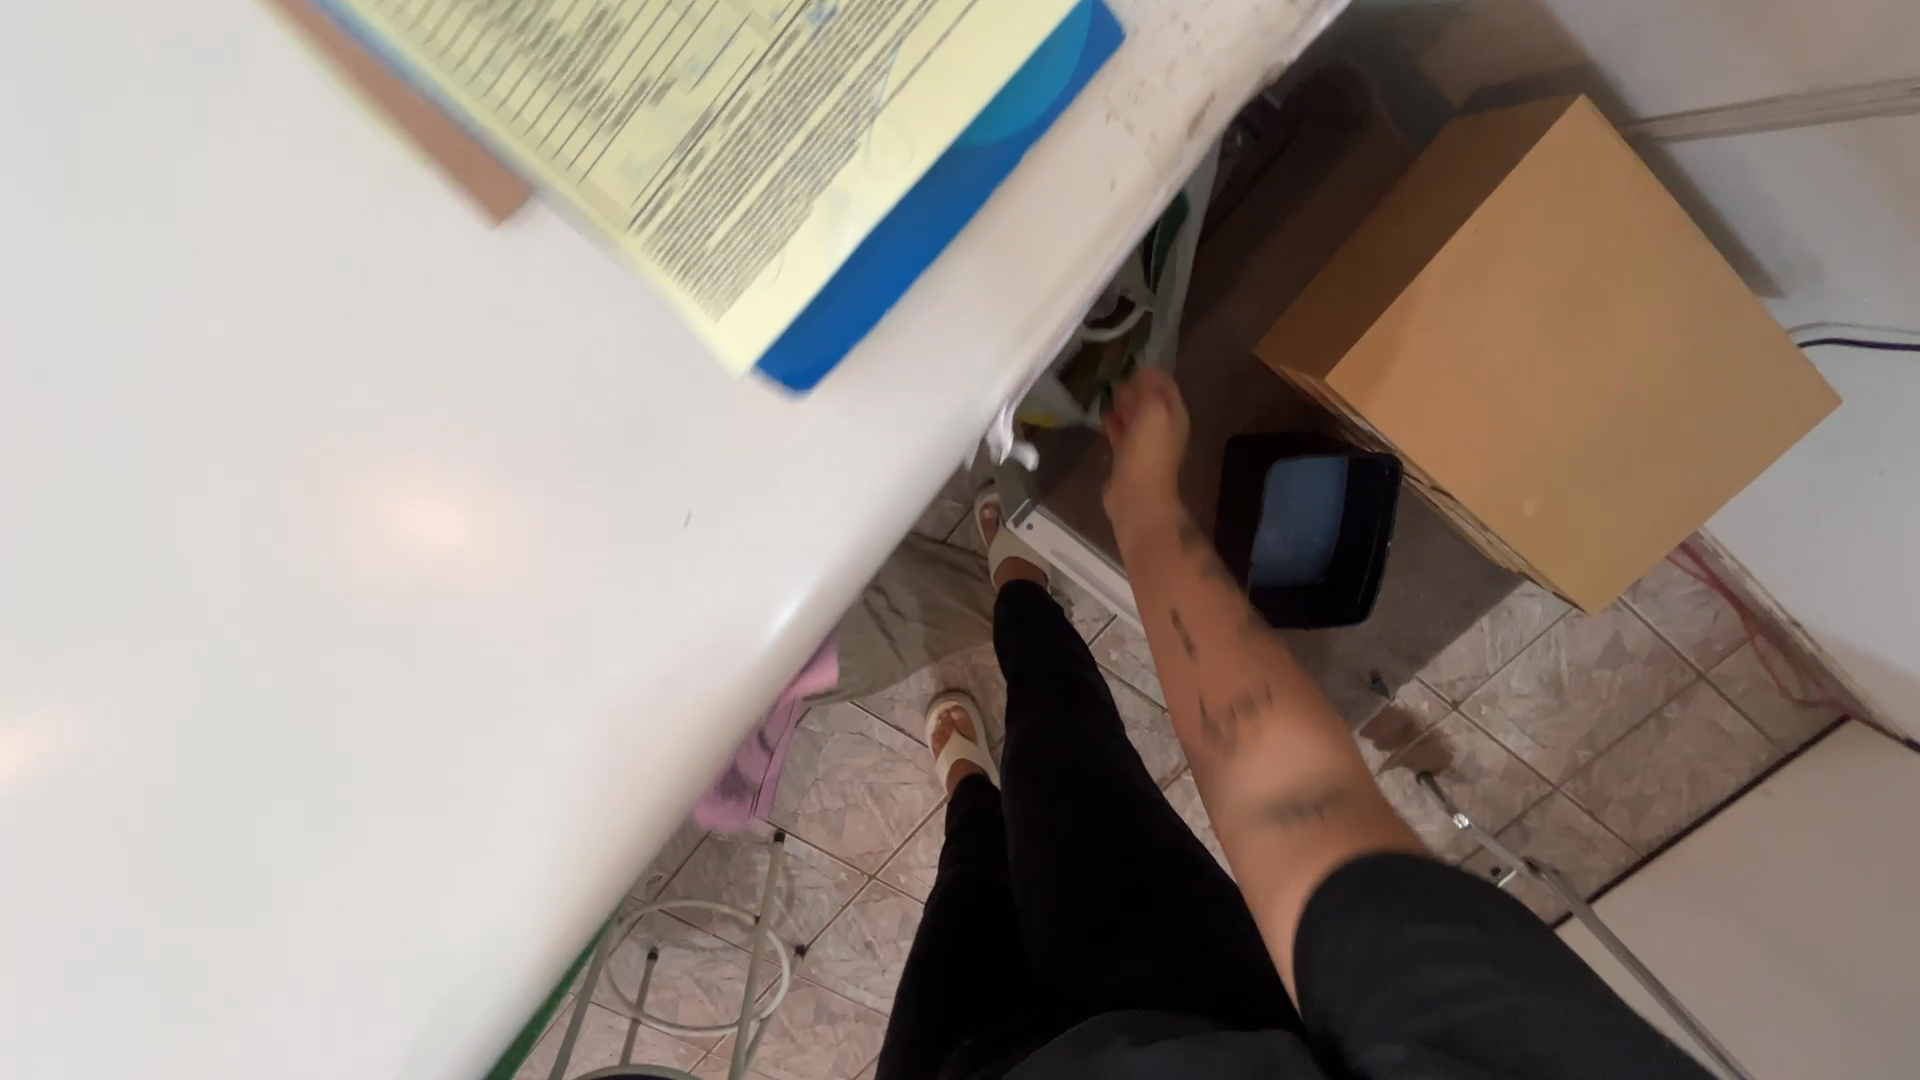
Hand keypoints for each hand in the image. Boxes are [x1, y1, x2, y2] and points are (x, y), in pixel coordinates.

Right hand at [1102, 368, 1189, 532]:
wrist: (1136, 497)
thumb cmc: (1147, 453)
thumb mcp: (1152, 411)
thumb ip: (1148, 387)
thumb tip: (1140, 371)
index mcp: (1174, 414)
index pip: (1164, 383)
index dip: (1148, 371)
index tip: (1127, 360)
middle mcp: (1163, 427)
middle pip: (1149, 399)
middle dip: (1133, 386)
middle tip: (1113, 373)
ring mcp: (1145, 443)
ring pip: (1134, 415)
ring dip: (1122, 403)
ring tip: (1105, 389)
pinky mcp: (1127, 456)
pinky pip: (1121, 432)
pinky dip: (1113, 421)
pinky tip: (1102, 413)